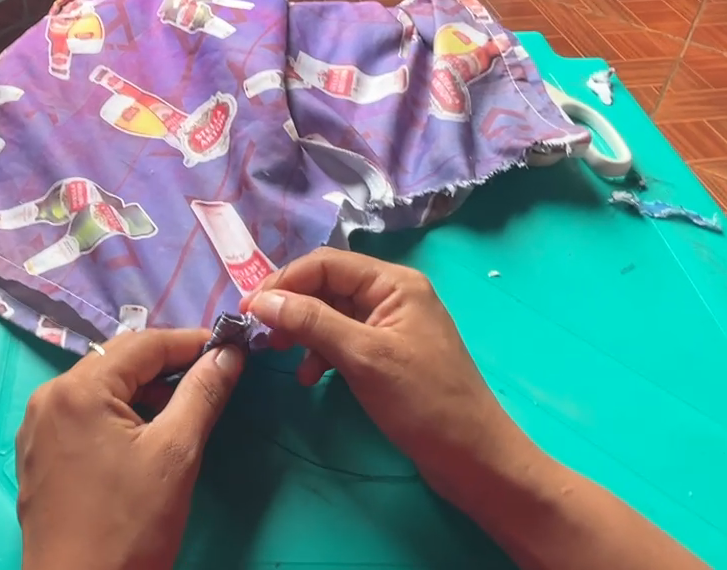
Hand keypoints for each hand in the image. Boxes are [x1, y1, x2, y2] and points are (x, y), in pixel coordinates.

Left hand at [16, 329, 243, 569]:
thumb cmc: (129, 527)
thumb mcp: (176, 455)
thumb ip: (202, 393)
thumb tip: (229, 352)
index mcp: (78, 388)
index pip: (142, 344)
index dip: (188, 342)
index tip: (226, 346)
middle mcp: (49, 396)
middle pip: (117, 362)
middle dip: (165, 363)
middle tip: (209, 372)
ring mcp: (37, 426)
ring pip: (100, 387)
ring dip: (142, 389)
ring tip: (182, 402)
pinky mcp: (37, 454)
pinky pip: (82, 414)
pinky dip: (116, 412)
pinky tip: (143, 431)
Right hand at [243, 250, 707, 569]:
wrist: (476, 462)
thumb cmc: (423, 402)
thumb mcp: (363, 357)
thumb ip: (311, 322)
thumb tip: (261, 300)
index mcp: (393, 282)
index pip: (325, 263)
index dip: (285, 281)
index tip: (250, 308)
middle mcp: (392, 294)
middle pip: (327, 285)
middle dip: (292, 306)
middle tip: (259, 333)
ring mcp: (390, 324)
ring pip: (332, 313)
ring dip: (303, 331)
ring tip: (278, 354)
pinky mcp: (388, 352)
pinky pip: (344, 338)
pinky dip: (322, 352)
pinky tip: (310, 376)